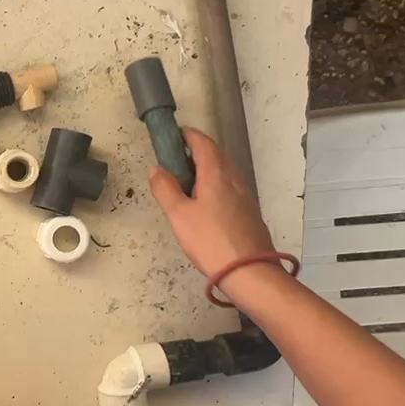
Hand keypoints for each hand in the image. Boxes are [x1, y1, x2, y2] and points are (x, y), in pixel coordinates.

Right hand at [148, 127, 275, 276]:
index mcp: (216, 175)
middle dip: (196, 150)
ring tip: (186, 179)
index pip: (203, 144)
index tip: (173, 134)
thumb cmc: (210, 240)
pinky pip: (229, 186)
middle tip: (174, 157)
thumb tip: (156, 168)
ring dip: (206, 167)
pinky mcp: (248, 211)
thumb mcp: (178, 215)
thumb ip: (165, 189)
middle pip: (216, 155)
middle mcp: (234, 180)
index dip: (188, 135)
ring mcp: (244, 196)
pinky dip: (214, 182)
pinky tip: (203, 200)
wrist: (249, 271)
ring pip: (224, 171)